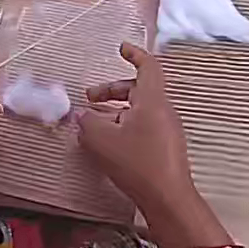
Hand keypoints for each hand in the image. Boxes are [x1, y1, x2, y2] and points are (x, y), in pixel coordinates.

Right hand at [77, 45, 218, 245]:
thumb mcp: (102, 140)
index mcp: (152, 101)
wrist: (167, 199)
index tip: (121, 48)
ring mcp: (166, 130)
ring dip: (114, 111)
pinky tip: (107, 142)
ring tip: (92, 124)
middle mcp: (162, 111)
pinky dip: (123, 126)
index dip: (135, 54)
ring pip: (138, 109)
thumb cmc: (137, 163)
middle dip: (111, 90)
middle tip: (89, 97)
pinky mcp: (164, 147)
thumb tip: (81, 115)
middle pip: (138, 89)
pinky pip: (142, 126)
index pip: (148, 67)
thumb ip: (87, 122)